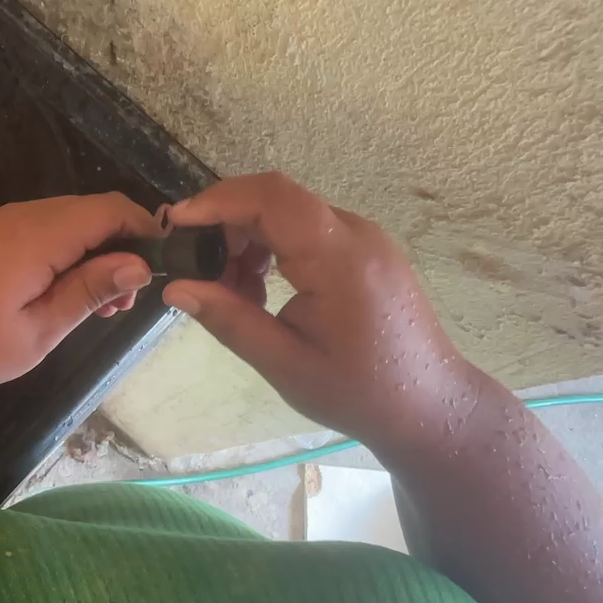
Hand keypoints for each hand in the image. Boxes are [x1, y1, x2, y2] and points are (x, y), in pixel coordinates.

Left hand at [0, 192, 162, 401]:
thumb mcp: (40, 330)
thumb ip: (90, 290)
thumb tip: (140, 264)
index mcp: (39, 233)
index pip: (111, 209)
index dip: (145, 232)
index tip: (159, 272)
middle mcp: (24, 214)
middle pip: (94, 210)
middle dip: (122, 247)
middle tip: (124, 303)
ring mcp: (5, 220)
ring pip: (72, 219)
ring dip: (97, 252)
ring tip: (100, 306)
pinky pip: (48, 228)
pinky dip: (70, 253)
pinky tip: (67, 293)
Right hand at [161, 173, 476, 452]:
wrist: (428, 403)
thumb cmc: (358, 391)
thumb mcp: (284, 364)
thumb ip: (228, 320)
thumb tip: (175, 288)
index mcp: (338, 259)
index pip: (271, 199)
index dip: (217, 201)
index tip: (176, 224)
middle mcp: (355, 233)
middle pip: (276, 199)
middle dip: (226, 224)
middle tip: (199, 270)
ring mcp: (363, 237)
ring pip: (288, 212)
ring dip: (247, 239)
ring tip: (230, 291)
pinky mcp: (363, 249)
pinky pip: (305, 229)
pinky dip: (270, 247)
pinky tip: (259, 289)